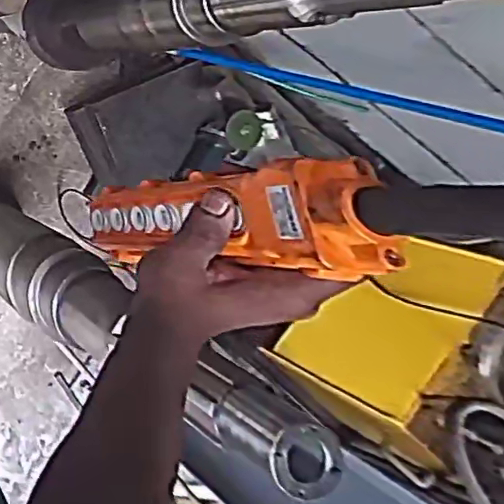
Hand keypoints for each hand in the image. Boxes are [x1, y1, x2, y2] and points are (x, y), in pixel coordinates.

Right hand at [127, 189, 345, 350]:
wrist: (157, 325)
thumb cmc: (173, 305)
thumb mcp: (182, 263)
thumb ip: (203, 231)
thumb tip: (224, 200)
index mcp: (287, 292)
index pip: (346, 262)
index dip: (341, 226)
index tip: (325, 193)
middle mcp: (287, 287)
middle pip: (308, 238)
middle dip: (284, 204)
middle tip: (257, 179)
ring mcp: (269, 278)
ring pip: (281, 234)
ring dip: (256, 207)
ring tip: (226, 185)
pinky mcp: (250, 270)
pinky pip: (258, 238)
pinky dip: (239, 218)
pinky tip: (213, 202)